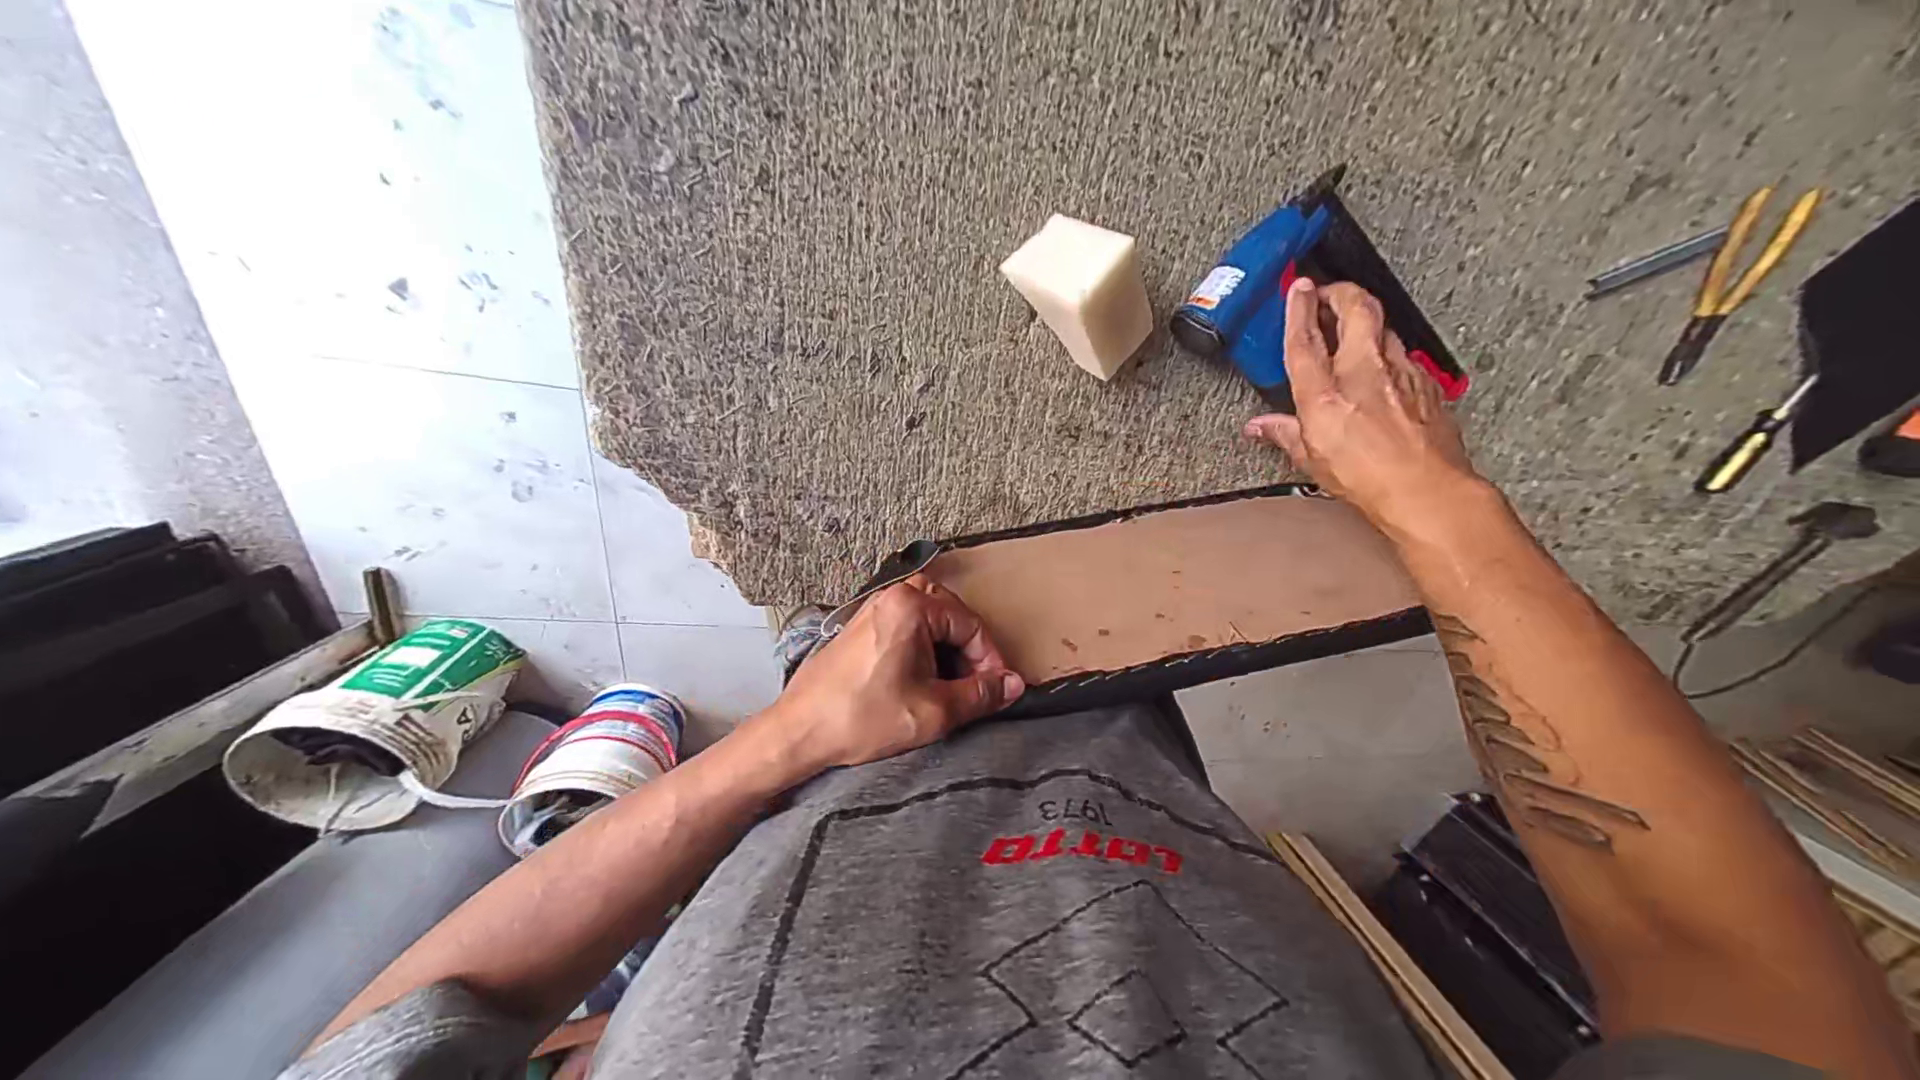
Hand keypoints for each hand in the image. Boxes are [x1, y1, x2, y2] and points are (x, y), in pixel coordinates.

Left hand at [755, 575, 1024, 772]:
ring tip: (952, 687)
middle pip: (952, 616)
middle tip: (977, 687)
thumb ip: (981, 694)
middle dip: (969, 653)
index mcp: (910, 606)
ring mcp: (873, 609)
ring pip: (930, 620)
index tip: (998, 688)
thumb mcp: (934, 711)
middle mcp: (891, 597)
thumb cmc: (858, 717)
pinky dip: (925, 649)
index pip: (971, 626)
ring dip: (948, 650)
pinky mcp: (862, 627)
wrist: (800, 731)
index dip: (991, 660)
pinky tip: (924, 681)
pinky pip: (907, 626)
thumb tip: (1012, 685)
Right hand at [1243, 278, 1483, 531]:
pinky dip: (1387, 346)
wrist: (1424, 488)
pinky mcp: (1425, 380)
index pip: (1307, 337)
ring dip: (1365, 314)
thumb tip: (1261, 427)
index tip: (1297, 289)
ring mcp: (1399, 371)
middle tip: (1326, 290)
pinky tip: (1381, 359)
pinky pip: (1403, 350)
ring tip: (1351, 318)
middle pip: (1355, 308)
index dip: (1299, 307)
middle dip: (1339, 291)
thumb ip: (1284, 433)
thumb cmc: (1369, 477)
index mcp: (1325, 393)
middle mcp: (1363, 372)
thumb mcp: (1311, 458)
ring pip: (1383, 324)